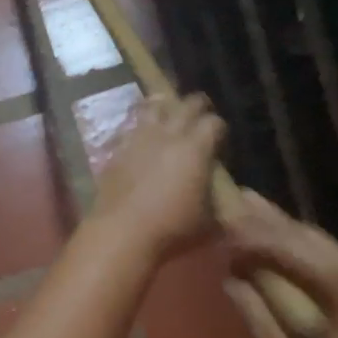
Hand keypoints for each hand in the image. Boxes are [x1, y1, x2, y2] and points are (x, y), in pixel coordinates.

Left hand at [89, 93, 224, 259]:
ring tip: (167, 112)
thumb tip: (220, 198)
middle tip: (201, 114)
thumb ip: (217, 203)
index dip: (220, 129)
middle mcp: (168, 135)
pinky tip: (139, 138)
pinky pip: (129, 129)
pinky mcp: (116, 151)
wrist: (121, 233)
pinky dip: (138, 128)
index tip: (220, 141)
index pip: (214, 123)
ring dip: (164, 107)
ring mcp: (139, 140)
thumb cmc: (171, 229)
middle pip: (187, 105)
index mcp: (196, 148)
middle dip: (198, 106)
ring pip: (153, 107)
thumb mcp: (207, 222)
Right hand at [223, 190, 337, 337]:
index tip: (214, 232)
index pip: (283, 243)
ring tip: (247, 208)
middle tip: (229, 196)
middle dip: (263, 218)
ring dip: (280, 228)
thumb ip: (256, 315)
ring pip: (315, 239)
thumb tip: (231, 280)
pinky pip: (325, 253)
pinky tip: (277, 242)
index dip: (247, 236)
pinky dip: (296, 245)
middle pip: (301, 232)